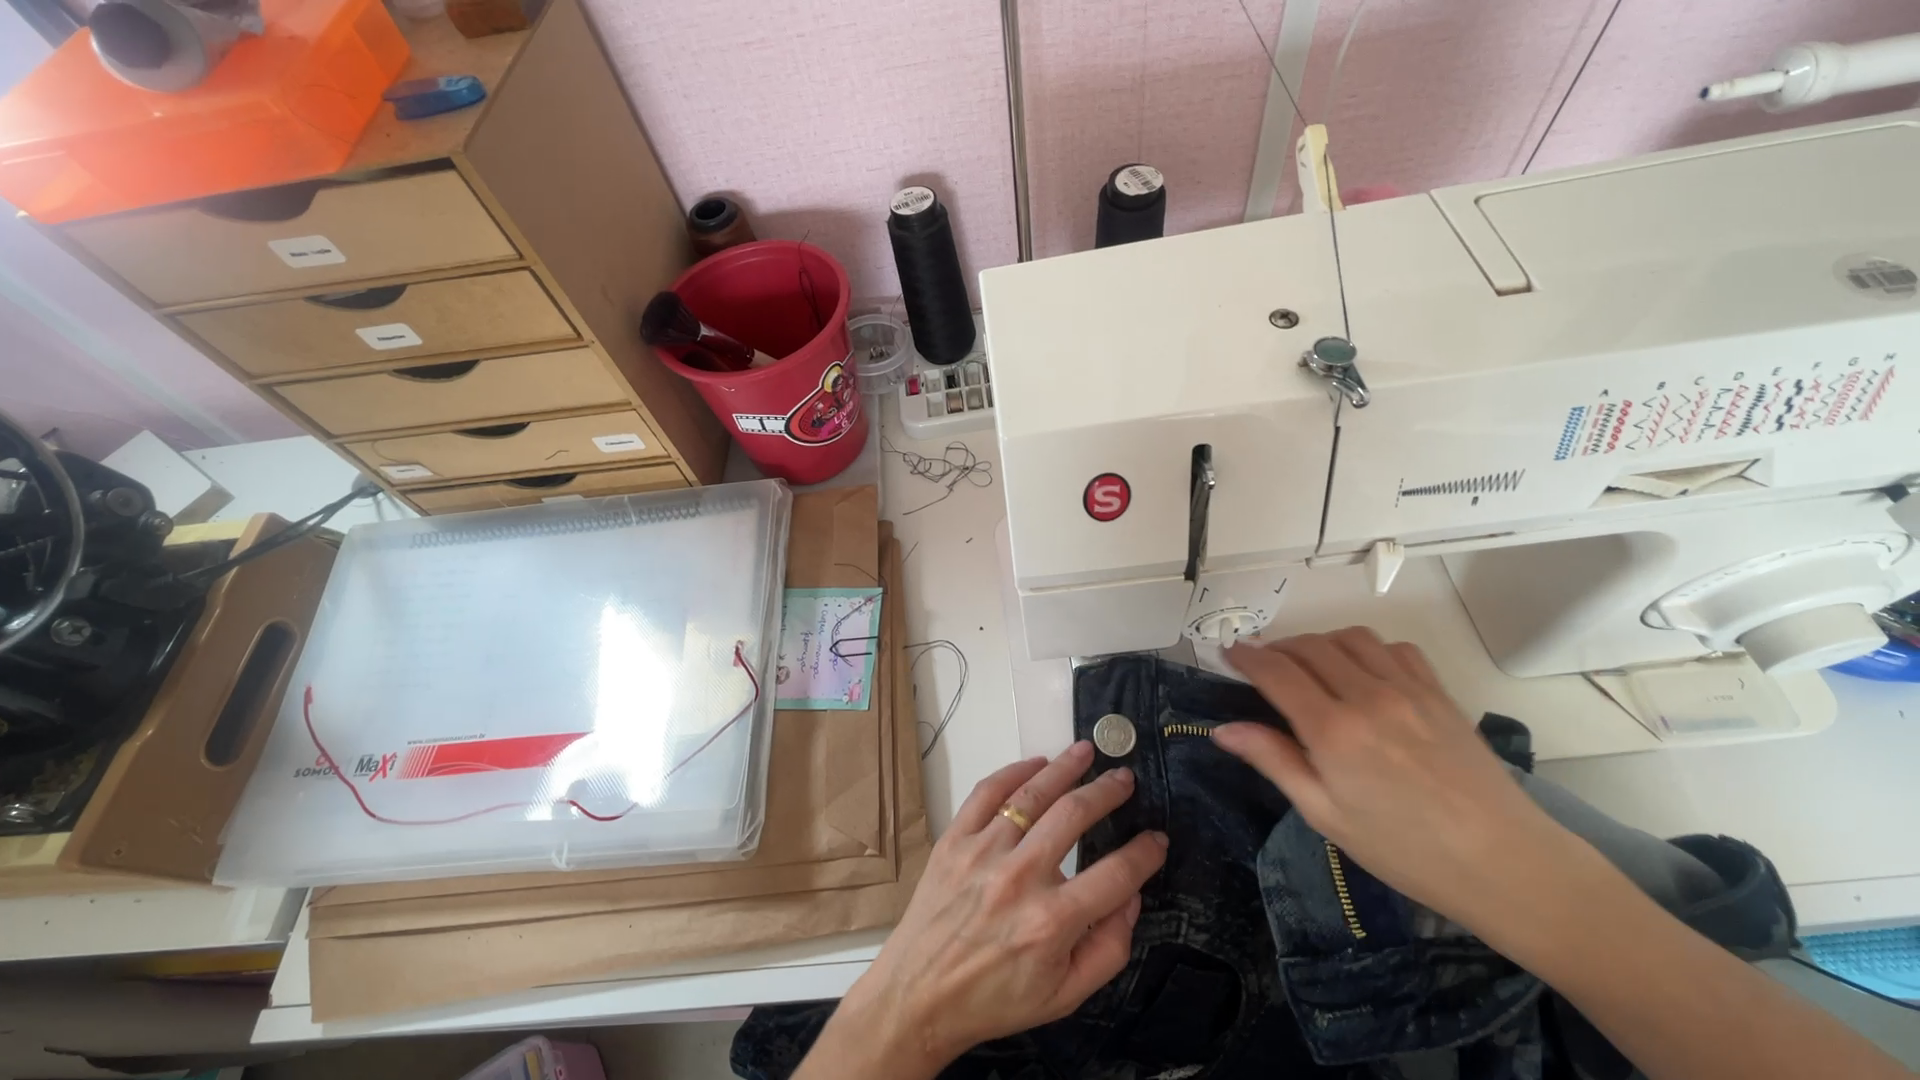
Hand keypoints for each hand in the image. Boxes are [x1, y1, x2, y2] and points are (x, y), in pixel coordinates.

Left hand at [800, 741, 1166, 1079]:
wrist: (919, 997)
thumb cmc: (996, 998)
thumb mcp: (1067, 995)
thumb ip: (1111, 948)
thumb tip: (1132, 896)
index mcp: (1053, 921)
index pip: (1116, 874)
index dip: (1145, 853)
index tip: (1158, 837)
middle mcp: (1020, 878)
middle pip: (1074, 814)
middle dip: (1107, 791)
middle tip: (1125, 778)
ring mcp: (983, 853)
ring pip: (1032, 794)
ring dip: (1064, 767)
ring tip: (1086, 751)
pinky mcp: (954, 841)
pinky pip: (986, 793)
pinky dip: (1013, 772)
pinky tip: (1036, 763)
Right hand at [1215, 628, 1569, 929]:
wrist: (1501, 861)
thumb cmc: (1402, 850)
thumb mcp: (1325, 814)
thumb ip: (1274, 761)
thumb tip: (1224, 729)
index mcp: (1333, 731)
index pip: (1277, 672)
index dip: (1246, 656)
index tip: (1228, 652)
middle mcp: (1368, 696)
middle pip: (1310, 646)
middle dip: (1278, 647)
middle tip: (1261, 663)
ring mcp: (1409, 689)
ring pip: (1351, 638)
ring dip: (1320, 642)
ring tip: (1308, 663)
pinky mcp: (1439, 693)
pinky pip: (1395, 648)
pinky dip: (1366, 648)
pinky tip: (1361, 671)